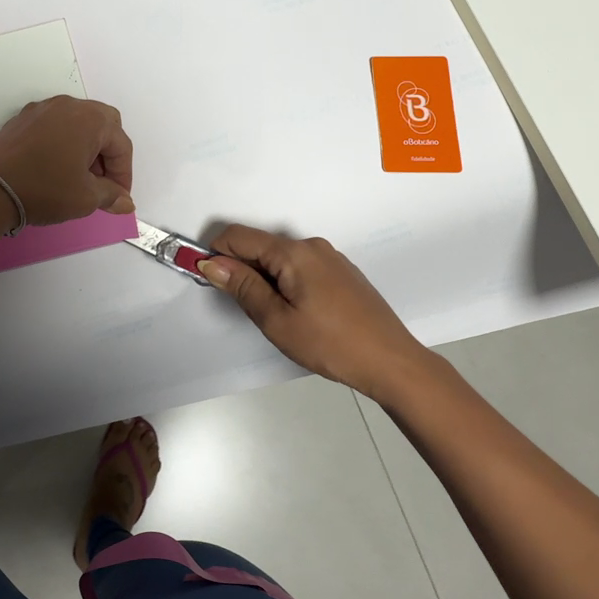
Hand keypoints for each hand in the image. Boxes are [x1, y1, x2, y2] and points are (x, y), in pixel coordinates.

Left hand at [0, 96, 134, 225]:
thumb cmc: (44, 189)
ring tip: (79, 179)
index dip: (124, 173)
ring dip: (85, 149)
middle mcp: (66, 105)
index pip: (121, 143)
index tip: (119, 197)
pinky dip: (62, 145)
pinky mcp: (20, 120)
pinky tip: (55, 170)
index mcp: (89, 118)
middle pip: (101, 125)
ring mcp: (40, 110)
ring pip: (75, 124)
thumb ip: (111, 195)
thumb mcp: (85, 198)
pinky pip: (53, 127)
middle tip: (102, 183)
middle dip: (107, 155)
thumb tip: (125, 202)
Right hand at [199, 225, 435, 402]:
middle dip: (241, 269)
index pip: (238, 236)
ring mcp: (330, 258)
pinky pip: (301, 267)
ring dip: (265, 278)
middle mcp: (311, 246)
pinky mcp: (342, 273)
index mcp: (293, 253)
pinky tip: (300, 314)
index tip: (205, 280)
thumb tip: (210, 263)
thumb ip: (242, 287)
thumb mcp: (277, 320)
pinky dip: (286, 282)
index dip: (215, 253)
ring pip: (280, 259)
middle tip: (245, 308)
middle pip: (260, 246)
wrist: (393, 363)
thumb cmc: (330, 344)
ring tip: (275, 317)